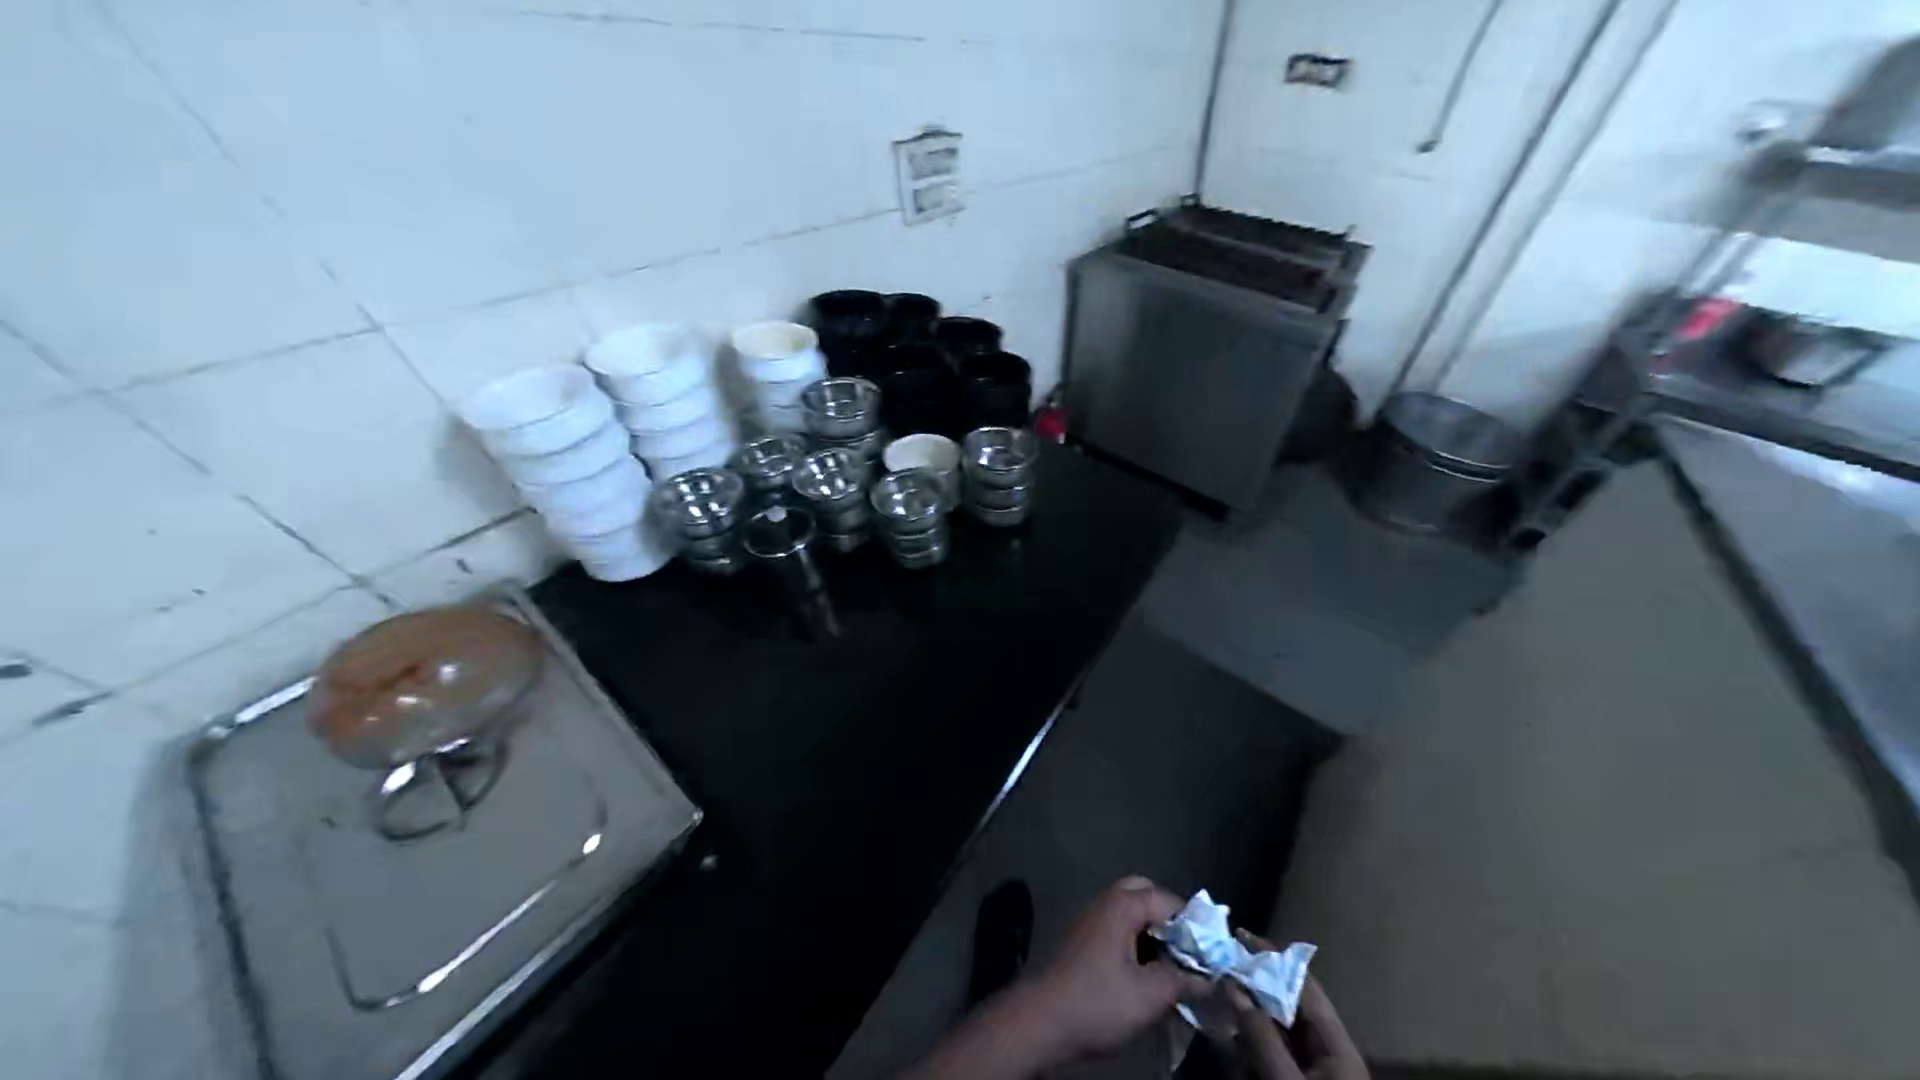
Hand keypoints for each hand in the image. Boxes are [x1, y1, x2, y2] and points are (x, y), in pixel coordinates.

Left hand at [1009, 875, 1212, 1063]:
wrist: (1039, 1020)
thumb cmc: (1096, 1002)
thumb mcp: (1148, 996)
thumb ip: (1182, 980)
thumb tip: (1206, 977)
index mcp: (1120, 905)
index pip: (1168, 899)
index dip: (1194, 925)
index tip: (1213, 953)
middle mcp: (1103, 903)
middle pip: (1144, 895)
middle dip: (1170, 921)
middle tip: (1188, 954)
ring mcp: (1089, 920)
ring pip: (1129, 913)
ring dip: (1152, 934)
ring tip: (1173, 968)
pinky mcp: (1081, 940)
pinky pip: (1116, 929)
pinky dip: (1135, 943)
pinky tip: (1146, 975)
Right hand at [1216, 930, 1368, 1079]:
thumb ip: (1260, 1035)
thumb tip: (1232, 982)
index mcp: (1340, 1050)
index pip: (1306, 989)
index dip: (1273, 959)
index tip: (1238, 935)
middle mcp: (1328, 1055)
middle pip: (1289, 1006)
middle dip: (1254, 983)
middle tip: (1219, 961)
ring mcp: (1311, 1073)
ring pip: (1276, 1028)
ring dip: (1247, 1009)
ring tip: (1216, 990)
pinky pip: (1270, 1053)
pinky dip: (1248, 1038)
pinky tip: (1224, 1030)